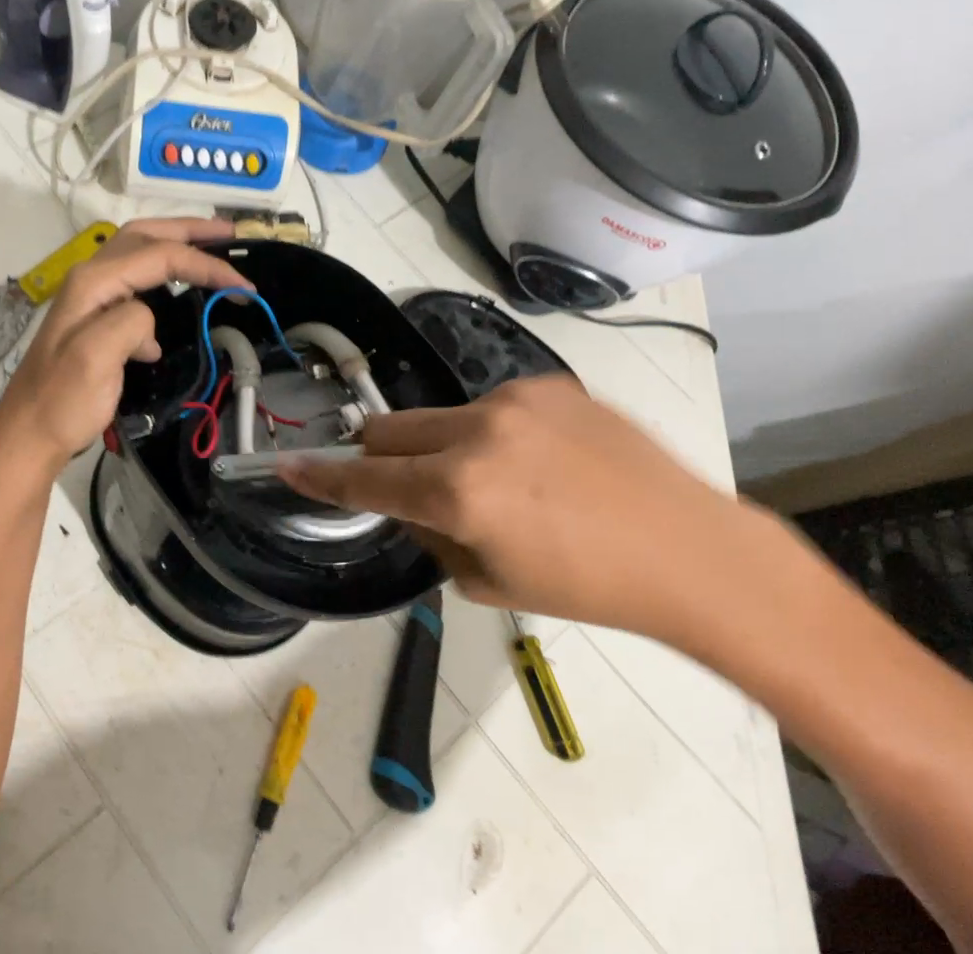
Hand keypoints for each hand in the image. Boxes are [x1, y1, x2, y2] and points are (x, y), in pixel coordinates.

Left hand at [0, 218, 251, 478]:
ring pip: (139, 257)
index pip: (161, 256)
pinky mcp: (95, 323)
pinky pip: (134, 288)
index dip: (206, 265)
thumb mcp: (94, 359)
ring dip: (176, 248)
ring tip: (212, 252)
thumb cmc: (63, 401)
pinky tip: (177, 307)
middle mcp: (90, 280)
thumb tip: (150, 319)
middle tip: (232, 234)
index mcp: (93, 283)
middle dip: (191, 231)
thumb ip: (129, 322)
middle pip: (146, 237)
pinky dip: (162, 283)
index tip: (244, 287)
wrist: (30, 436)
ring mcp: (91, 300)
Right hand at [280, 375, 800, 643]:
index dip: (319, 477)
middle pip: (389, 428)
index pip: (366, 480)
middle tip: (396, 482)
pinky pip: (492, 408)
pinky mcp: (552, 386)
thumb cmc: (585, 585)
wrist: (688, 551)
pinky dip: (490, 435)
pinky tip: (536, 463)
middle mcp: (479, 432)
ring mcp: (517, 401)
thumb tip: (414, 503)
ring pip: (439, 416)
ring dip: (438, 446)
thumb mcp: (485, 580)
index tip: (284, 466)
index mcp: (459, 492)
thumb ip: (432, 533)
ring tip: (493, 482)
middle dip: (376, 454)